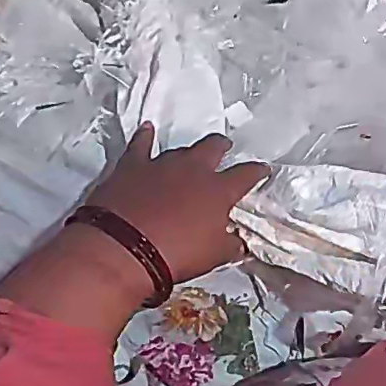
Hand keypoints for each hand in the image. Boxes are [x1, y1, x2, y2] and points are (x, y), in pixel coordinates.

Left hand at [86, 124, 269, 283]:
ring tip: (190, 154)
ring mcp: (162, 164)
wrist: (123, 248)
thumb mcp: (213, 256)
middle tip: (225, 146)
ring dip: (187, 153)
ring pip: (180, 150)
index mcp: (219, 190)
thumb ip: (230, 245)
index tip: (262, 169)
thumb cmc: (176, 254)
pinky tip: (147, 129)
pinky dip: (145, 137)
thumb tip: (238, 243)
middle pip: (212, 148)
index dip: (256, 172)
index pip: (246, 175)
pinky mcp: (132, 165)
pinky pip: (140, 145)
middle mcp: (193, 169)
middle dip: (221, 146)